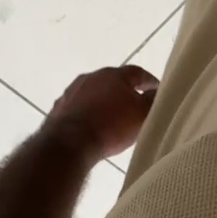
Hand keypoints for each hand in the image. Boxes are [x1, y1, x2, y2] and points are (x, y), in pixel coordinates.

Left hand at [41, 66, 158, 160]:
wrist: (69, 144)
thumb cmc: (111, 125)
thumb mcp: (142, 114)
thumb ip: (153, 100)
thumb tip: (155, 91)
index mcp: (114, 74)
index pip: (138, 73)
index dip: (149, 81)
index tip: (157, 91)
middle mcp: (92, 77)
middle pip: (114, 81)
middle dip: (125, 91)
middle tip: (135, 104)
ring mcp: (72, 91)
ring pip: (94, 93)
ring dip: (104, 101)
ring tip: (112, 117)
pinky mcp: (59, 108)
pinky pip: (79, 107)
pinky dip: (88, 112)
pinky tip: (92, 126)